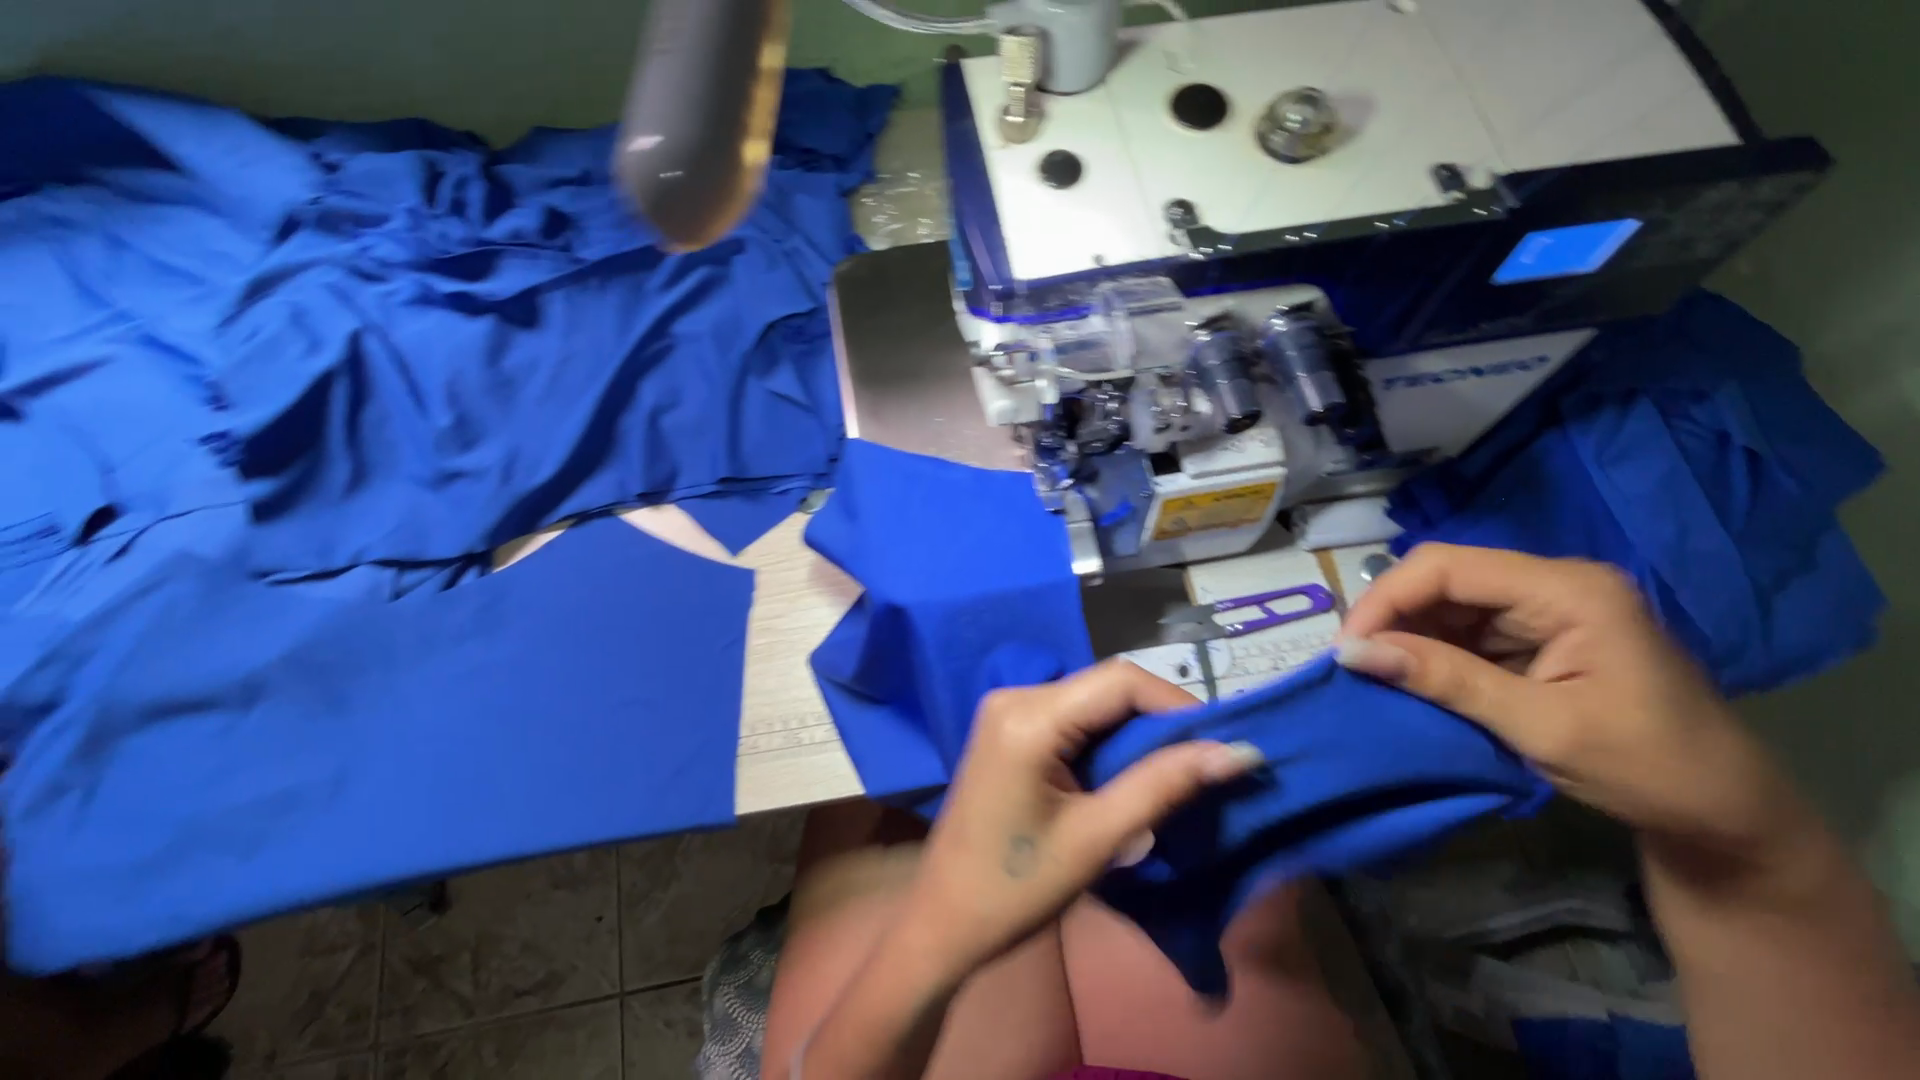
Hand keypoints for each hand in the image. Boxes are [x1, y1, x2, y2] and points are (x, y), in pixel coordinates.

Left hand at [898, 660, 1262, 975]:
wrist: (944, 921)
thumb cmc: (1017, 888)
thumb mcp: (1098, 838)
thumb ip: (1164, 785)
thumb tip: (1239, 752)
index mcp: (1028, 716)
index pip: (1121, 680)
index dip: (1177, 704)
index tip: (1221, 745)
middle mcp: (1014, 696)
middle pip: (1106, 686)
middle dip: (1160, 719)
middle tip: (1205, 763)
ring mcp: (1005, 710)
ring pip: (1092, 701)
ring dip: (1136, 732)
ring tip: (1176, 772)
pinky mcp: (1007, 730)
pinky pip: (1071, 718)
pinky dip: (1107, 740)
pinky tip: (1130, 774)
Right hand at [1337, 544, 1812, 865]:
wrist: (1724, 815)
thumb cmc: (1647, 768)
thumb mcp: (1539, 726)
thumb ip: (1445, 680)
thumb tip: (1353, 654)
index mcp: (1568, 589)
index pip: (1448, 567)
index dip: (1387, 599)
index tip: (1346, 649)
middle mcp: (1555, 584)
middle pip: (1445, 578)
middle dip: (1392, 616)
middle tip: (1351, 664)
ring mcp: (1549, 610)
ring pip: (1449, 604)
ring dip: (1407, 636)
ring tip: (1371, 674)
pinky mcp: (1541, 638)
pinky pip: (1467, 631)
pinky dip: (1432, 654)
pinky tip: (1409, 678)